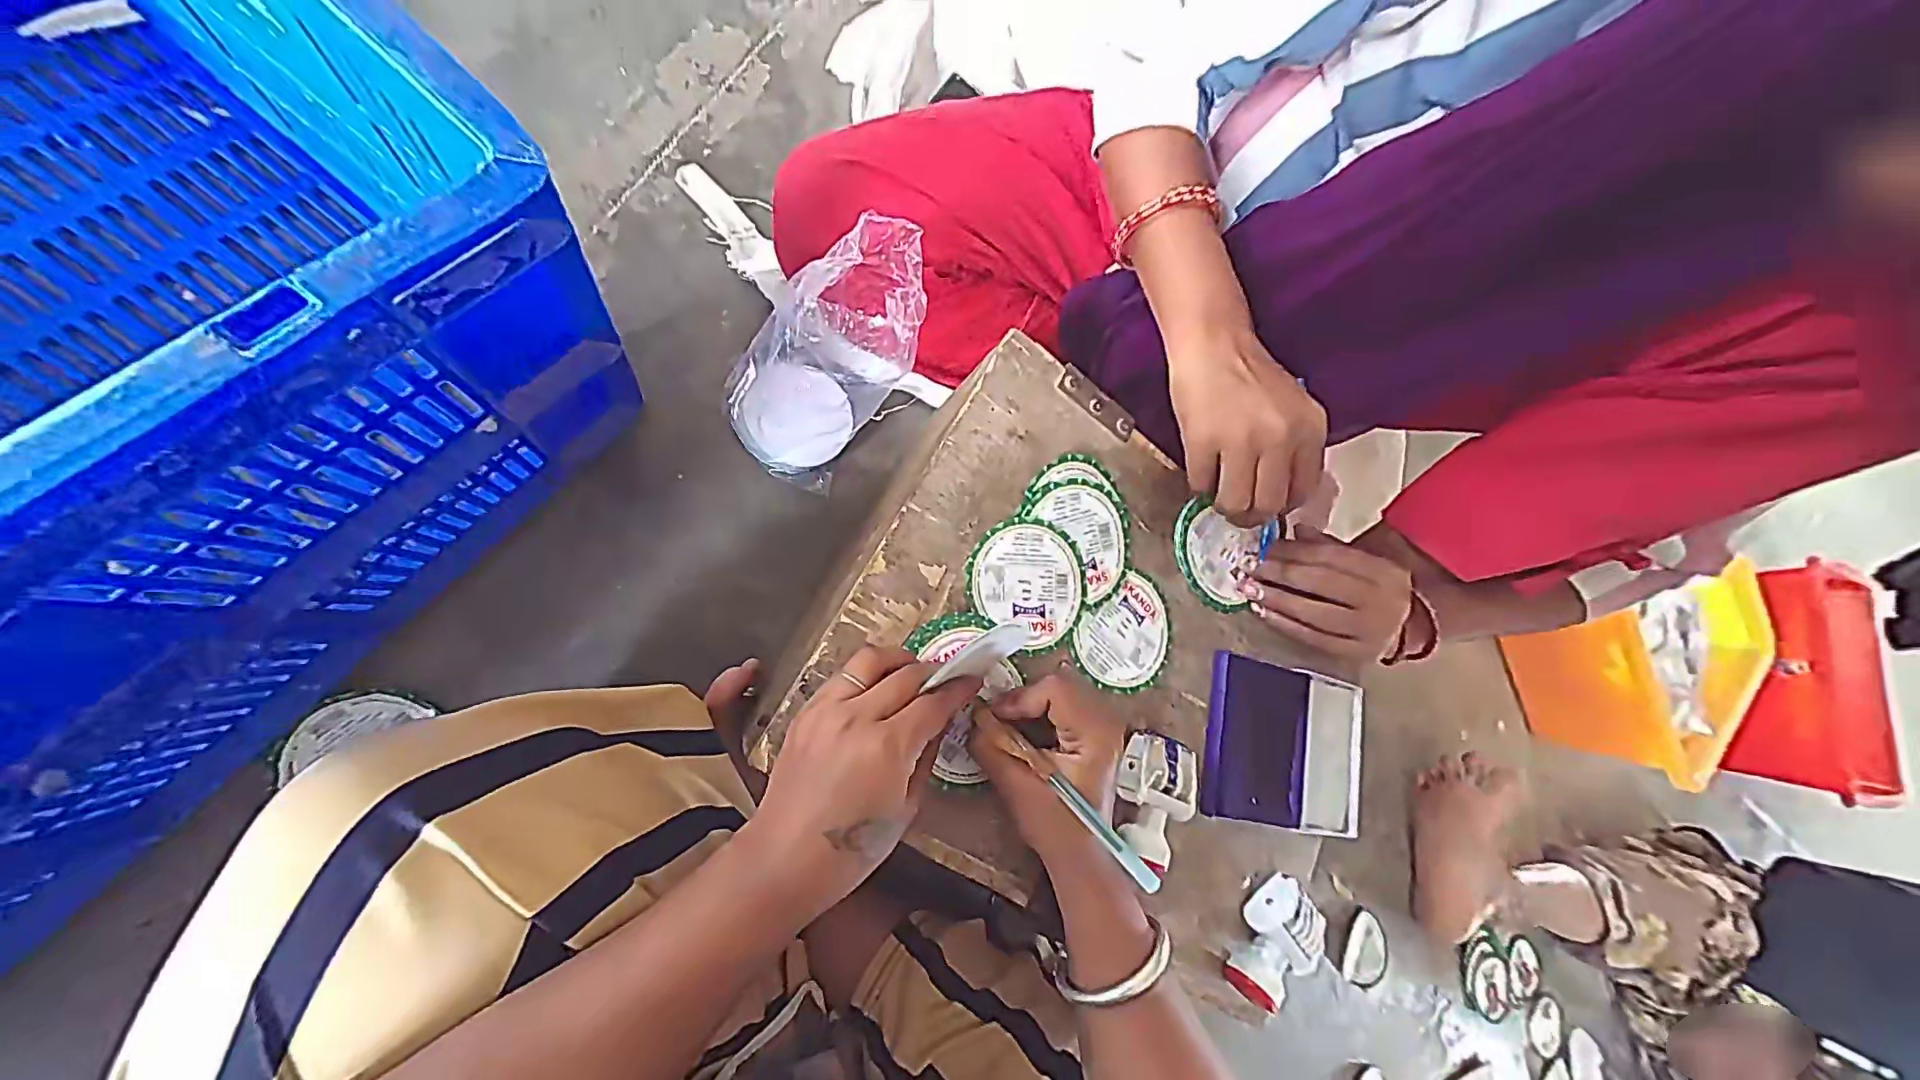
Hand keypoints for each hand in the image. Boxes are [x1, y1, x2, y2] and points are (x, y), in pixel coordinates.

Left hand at [749, 646, 980, 913]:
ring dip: (897, 660)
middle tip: (945, 679)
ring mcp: (825, 710)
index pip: (932, 702)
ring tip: (909, 671)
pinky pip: (841, 676)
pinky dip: (865, 675)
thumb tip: (940, 723)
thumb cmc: (852, 849)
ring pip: (869, 659)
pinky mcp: (805, 712)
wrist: (783, 859)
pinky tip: (874, 689)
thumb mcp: (906, 807)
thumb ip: (926, 756)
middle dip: (932, 672)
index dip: (957, 689)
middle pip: (905, 674)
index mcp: (887, 746)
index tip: (970, 681)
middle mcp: (856, 717)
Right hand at [968, 674, 1127, 864]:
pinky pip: (1066, 706)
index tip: (993, 716)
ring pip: (1062, 692)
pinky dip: (1042, 713)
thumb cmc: (1055, 826)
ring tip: (1009, 726)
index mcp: (1095, 732)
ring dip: (1032, 705)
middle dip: (1023, 698)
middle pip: (1059, 684)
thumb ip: (991, 745)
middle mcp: (1107, 722)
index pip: (1054, 688)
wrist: (1082, 856)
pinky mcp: (1096, 735)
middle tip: (998, 718)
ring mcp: (1105, 728)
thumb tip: (974, 717)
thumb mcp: (1017, 784)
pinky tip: (1026, 734)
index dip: (1018, 698)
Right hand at [1167, 326, 1327, 525]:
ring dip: (1224, 507)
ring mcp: (1241, 441)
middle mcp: (1281, 438)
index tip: (1265, 505)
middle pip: (1269, 504)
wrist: (1213, 345)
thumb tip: (1277, 496)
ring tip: (1218, 498)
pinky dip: (1199, 486)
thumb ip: (1292, 447)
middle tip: (1238, 512)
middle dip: (1251, 516)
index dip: (1281, 506)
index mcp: (1310, 429)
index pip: (1302, 491)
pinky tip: (1201, 472)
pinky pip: (1202, 485)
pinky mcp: (1204, 443)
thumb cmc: (1248, 375)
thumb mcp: (1290, 409)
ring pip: (1235, 503)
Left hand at [1236, 525, 1413, 662]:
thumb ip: (1327, 546)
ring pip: (1313, 613)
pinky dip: (1283, 624)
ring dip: (1275, 599)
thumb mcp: (1361, 561)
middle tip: (1248, 568)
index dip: (1292, 551)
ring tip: (1248, 589)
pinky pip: (1312, 638)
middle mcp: (1380, 601)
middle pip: (1319, 583)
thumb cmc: (1374, 588)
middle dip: (1278, 573)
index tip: (1262, 548)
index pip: (1329, 557)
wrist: (1408, 627)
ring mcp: (1369, 631)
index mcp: (1383, 571)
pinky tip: (1262, 611)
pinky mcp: (1354, 654)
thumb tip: (1293, 530)